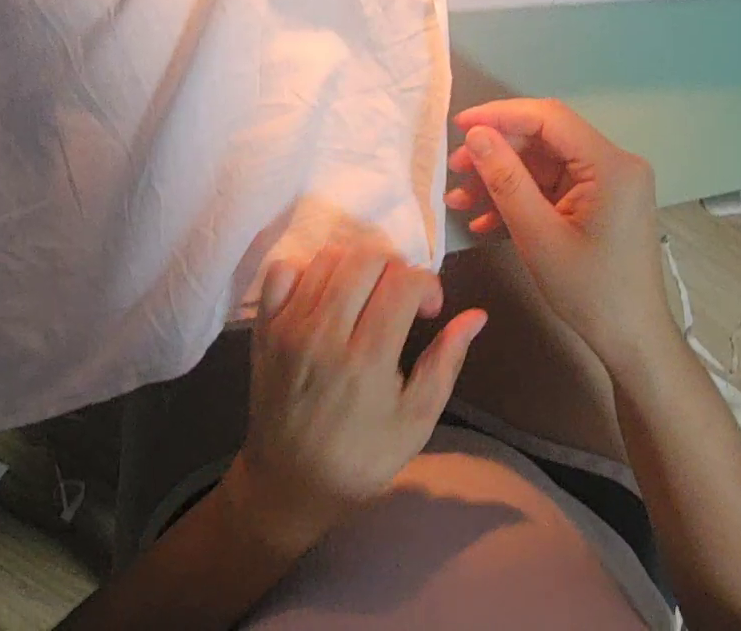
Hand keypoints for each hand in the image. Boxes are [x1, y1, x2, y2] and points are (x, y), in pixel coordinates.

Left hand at [226, 243, 487, 558]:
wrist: (289, 482)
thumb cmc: (362, 457)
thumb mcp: (416, 420)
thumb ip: (446, 362)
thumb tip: (476, 315)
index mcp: (369, 358)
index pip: (404, 281)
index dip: (428, 284)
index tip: (429, 310)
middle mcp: (326, 333)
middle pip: (367, 258)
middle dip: (395, 268)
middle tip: (400, 299)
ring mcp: (290, 326)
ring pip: (328, 258)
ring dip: (357, 266)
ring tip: (365, 296)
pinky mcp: (264, 327)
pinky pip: (282, 271)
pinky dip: (308, 272)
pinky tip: (324, 297)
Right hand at [445, 99, 669, 368]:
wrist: (632, 340)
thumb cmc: (590, 291)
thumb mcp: (538, 235)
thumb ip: (506, 180)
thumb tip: (475, 135)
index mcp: (610, 165)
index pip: (549, 118)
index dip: (500, 115)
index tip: (458, 126)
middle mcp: (613, 165)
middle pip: (544, 140)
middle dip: (496, 153)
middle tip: (454, 171)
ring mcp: (606, 185)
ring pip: (541, 166)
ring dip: (500, 180)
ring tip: (459, 201)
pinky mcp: (597, 204)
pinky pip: (550, 189)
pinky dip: (518, 200)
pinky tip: (483, 222)